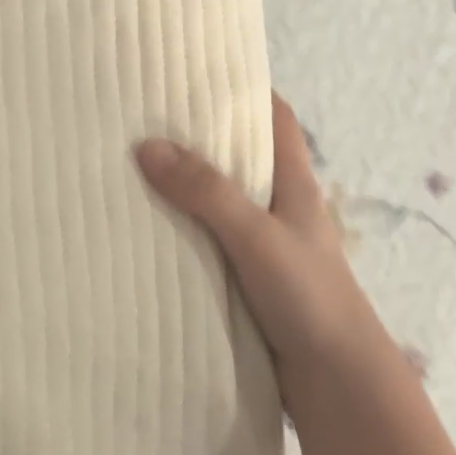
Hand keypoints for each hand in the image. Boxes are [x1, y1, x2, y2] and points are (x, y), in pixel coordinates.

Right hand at [134, 95, 394, 409]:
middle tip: (136, 128)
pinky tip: (139, 243)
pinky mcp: (241, 286)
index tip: (194, 76)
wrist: (332, 377)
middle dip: (194, 143)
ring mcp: (259, 252)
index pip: (274, 121)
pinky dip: (174, 241)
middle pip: (236, 163)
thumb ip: (206, 193)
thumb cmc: (307, 296)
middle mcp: (276, 213)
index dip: (242, 93)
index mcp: (293, 188)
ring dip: (178, 197)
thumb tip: (146, 146)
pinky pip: (201, 251)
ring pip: (214, 211)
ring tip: (123, 181)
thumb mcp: (255, 235)